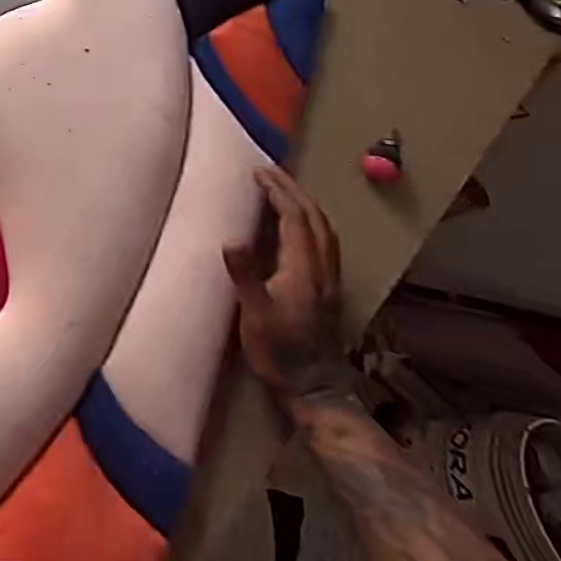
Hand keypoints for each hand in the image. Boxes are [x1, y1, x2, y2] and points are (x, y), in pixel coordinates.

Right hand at [222, 165, 349, 406]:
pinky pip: (325, 241)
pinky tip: (300, 225)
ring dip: (305, 202)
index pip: (295, 219)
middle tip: (269, 172)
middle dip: (292, 189)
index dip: (277, 192)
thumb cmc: (279, 352)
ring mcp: (329, 279)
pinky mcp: (329, 289)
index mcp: (303, 270)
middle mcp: (322, 269)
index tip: (258, 174)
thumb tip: (231, 239)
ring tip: (284, 189)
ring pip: (324, 228)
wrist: (314, 389)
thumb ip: (246, 277)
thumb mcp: (255, 316)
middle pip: (314, 218)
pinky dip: (311, 221)